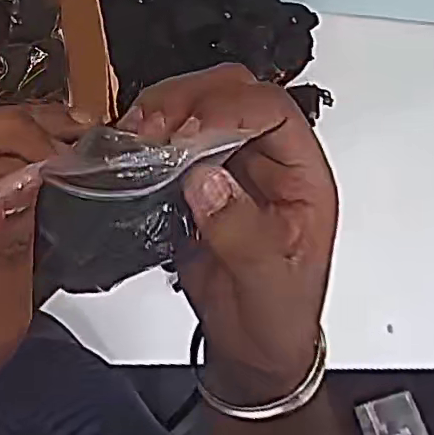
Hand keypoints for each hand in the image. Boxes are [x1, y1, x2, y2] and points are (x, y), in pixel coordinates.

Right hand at [127, 64, 337, 401]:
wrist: (249, 344)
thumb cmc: (275, 319)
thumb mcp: (268, 288)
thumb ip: (243, 236)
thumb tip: (207, 180)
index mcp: (301, 175)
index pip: (273, 111)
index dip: (231, 110)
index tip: (190, 132)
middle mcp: (267, 155)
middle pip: (234, 90)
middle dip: (190, 98)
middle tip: (156, 126)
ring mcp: (231, 156)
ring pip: (200, 98)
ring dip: (165, 106)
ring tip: (139, 133)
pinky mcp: (197, 164)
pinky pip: (173, 126)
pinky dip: (149, 127)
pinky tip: (133, 142)